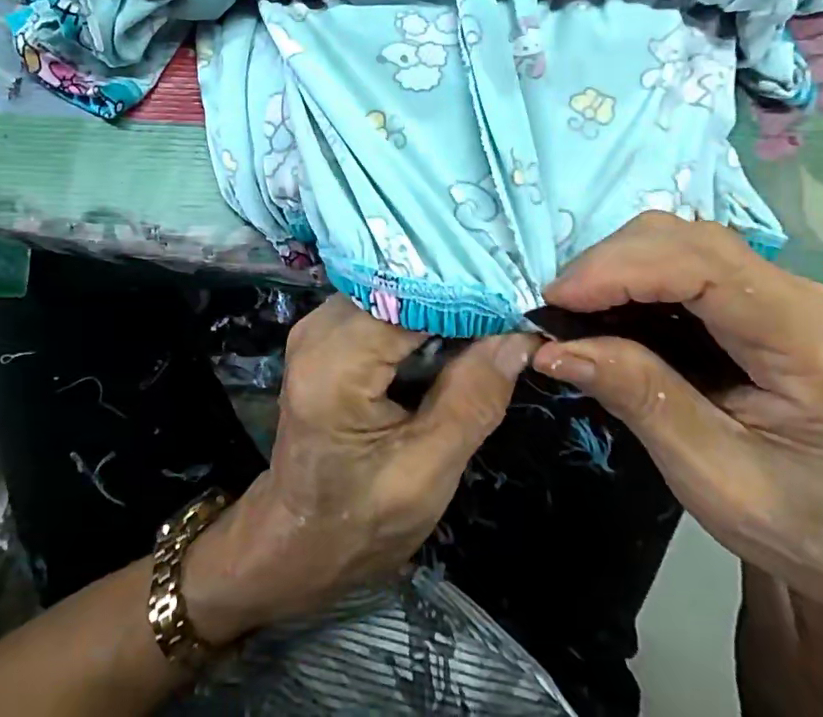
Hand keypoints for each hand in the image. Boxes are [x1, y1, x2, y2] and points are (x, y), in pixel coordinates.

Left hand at [180, 295, 533, 642]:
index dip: (467, 294)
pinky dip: (418, 314)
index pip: (410, 298)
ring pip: (389, 291)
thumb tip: (520, 334)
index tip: (521, 296)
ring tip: (496, 309)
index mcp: (336, 362)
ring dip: (440, 301)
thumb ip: (473, 396)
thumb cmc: (362, 517)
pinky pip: (378, 307)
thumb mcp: (428, 468)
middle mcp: (317, 329)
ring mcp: (316, 329)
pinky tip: (458, 326)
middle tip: (515, 301)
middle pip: (396, 287)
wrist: (301, 535)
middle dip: (456, 292)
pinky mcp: (324, 338)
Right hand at [529, 212, 822, 636]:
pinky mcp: (786, 306)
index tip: (555, 297)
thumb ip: (639, 398)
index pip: (711, 270)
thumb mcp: (710, 476)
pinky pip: (703, 267)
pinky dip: (644, 277)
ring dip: (624, 265)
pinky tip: (617, 309)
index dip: (622, 268)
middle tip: (558, 307)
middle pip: (699, 243)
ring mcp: (810, 302)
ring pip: (697, 245)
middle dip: (613, 262)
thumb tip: (552, 347)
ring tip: (579, 308)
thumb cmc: (800, 531)